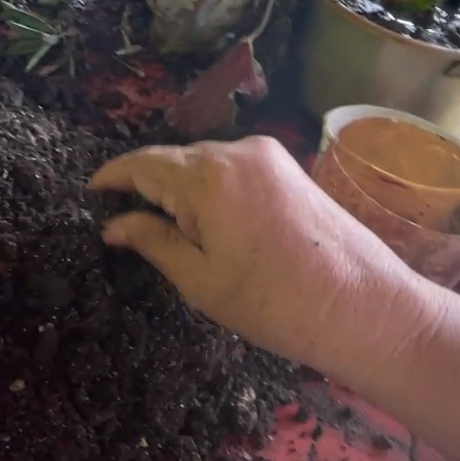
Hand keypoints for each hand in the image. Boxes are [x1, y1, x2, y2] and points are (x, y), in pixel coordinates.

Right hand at [90, 137, 445, 382]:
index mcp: (208, 176)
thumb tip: (113, 224)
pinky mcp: (288, 167)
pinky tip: (211, 223)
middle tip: (131, 227)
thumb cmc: (275, 303)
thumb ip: (151, 241)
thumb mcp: (199, 279)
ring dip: (180, 189)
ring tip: (174, 231)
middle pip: (173, 161)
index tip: (91, 193)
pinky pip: (231, 169)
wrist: (368, 309)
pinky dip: (210, 188)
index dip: (112, 177)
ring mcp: (267, 155)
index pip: (142, 163)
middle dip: (148, 188)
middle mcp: (236, 151)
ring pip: (202, 164)